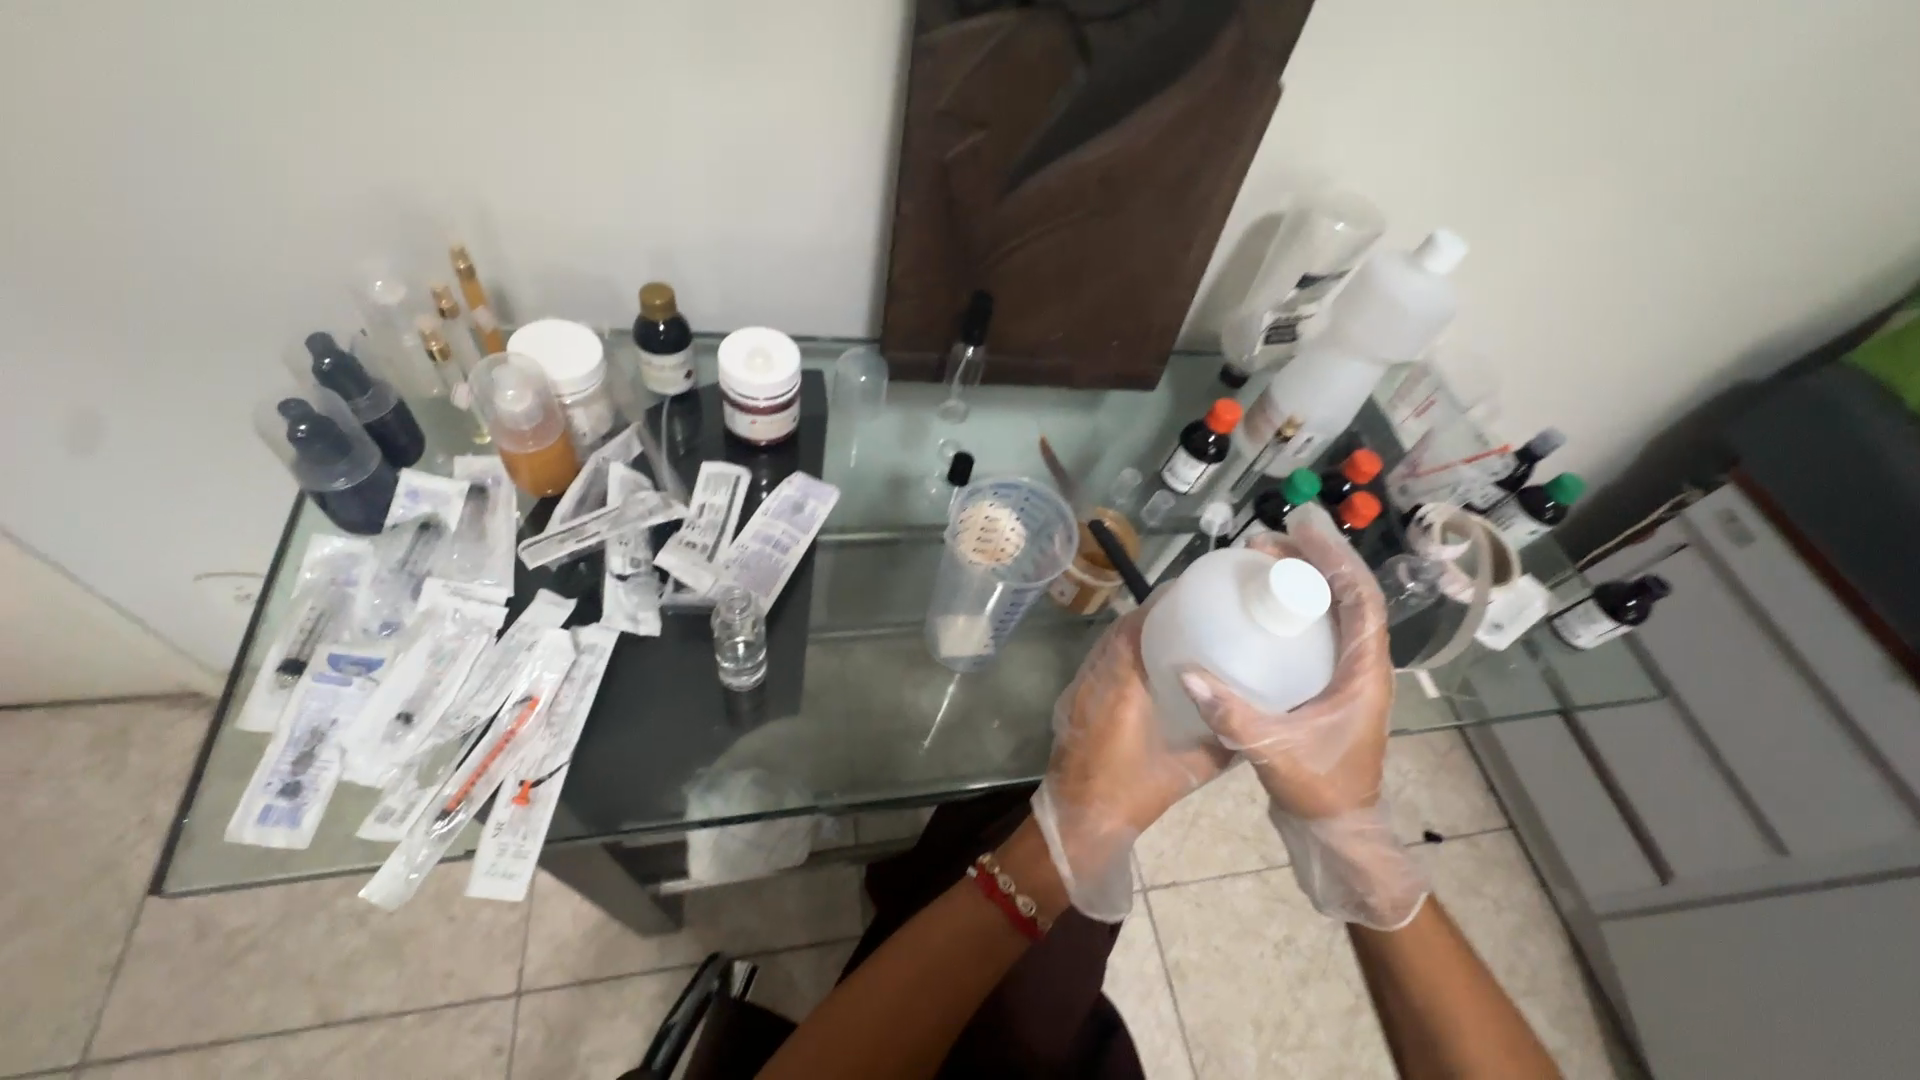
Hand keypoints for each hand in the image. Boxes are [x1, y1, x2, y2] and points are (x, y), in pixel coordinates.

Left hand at [1031, 601, 1231, 921]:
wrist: (1077, 821)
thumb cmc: (1131, 795)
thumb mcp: (1187, 771)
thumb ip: (1221, 743)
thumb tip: (1250, 719)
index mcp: (1123, 686)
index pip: (1137, 627)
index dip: (1162, 605)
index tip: (1193, 594)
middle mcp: (1097, 677)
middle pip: (1122, 628)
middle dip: (1154, 613)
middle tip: (1193, 608)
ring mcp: (1080, 687)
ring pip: (1108, 643)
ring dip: (1137, 630)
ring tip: (1176, 626)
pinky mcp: (1074, 699)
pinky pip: (1101, 661)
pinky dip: (1123, 651)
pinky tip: (1149, 660)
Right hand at [1178, 503, 1428, 929]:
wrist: (1337, 826)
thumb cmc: (1319, 787)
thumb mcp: (1272, 749)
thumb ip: (1230, 712)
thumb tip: (1186, 670)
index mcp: (1365, 672)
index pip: (1360, 599)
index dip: (1333, 559)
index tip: (1298, 531)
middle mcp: (1362, 664)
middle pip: (1346, 594)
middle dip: (1311, 560)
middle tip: (1262, 543)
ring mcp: (1348, 672)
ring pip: (1333, 609)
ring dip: (1304, 579)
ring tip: (1261, 561)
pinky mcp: (1330, 683)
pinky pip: (1317, 630)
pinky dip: (1294, 607)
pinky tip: (1262, 606)